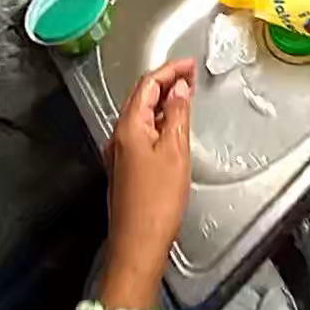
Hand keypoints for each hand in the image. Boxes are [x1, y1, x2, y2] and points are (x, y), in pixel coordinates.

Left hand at [101, 58, 195, 303]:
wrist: (137, 244)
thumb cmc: (158, 199)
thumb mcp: (176, 150)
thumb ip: (178, 114)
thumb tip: (180, 89)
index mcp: (129, 127)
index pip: (147, 85)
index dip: (169, 70)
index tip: (190, 64)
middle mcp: (118, 136)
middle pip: (141, 96)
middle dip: (165, 81)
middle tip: (191, 74)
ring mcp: (119, 152)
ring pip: (141, 113)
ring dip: (163, 99)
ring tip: (186, 93)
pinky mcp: (125, 166)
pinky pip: (141, 129)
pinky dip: (159, 118)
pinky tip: (174, 122)